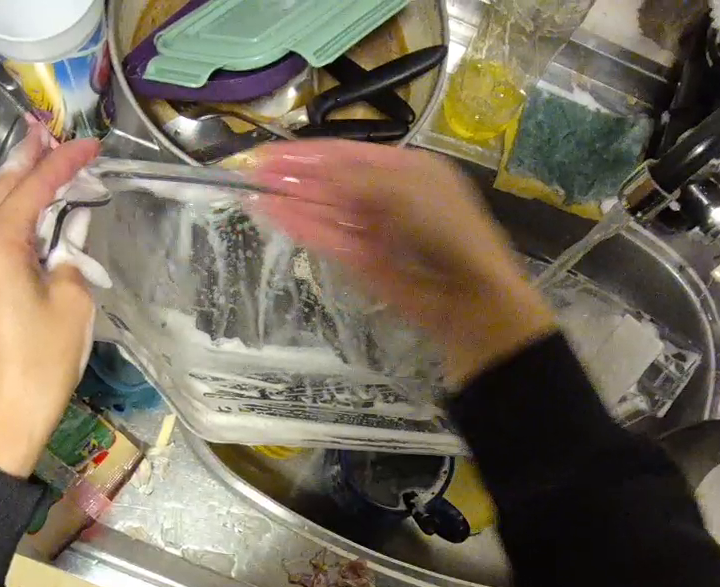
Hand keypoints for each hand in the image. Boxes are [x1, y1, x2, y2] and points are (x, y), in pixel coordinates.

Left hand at [0, 127, 101, 476]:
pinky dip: (4, 234)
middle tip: (49, 135)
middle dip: (29, 164)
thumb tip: (64, 241)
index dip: (64, 163)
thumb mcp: (72, 305)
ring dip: (16, 199)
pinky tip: (22, 233)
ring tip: (39, 173)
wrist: (1, 419)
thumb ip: (69, 258)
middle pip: (1, 194)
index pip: (34, 188)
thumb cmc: (42, 364)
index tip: (90, 145)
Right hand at [245, 140, 558, 386]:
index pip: (345, 154)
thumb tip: (311, 173)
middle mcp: (387, 197)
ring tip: (252, 193)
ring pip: (326, 213)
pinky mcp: (364, 265)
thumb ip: (353, 180)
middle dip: (293, 176)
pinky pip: (329, 242)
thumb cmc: (445, 232)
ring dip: (292, 202)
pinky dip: (303, 229)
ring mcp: (374, 233)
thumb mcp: (403, 190)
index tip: (265, 154)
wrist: (468, 299)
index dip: (305, 153)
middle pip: (331, 182)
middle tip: (250, 172)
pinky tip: (276, 216)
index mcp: (404, 169)